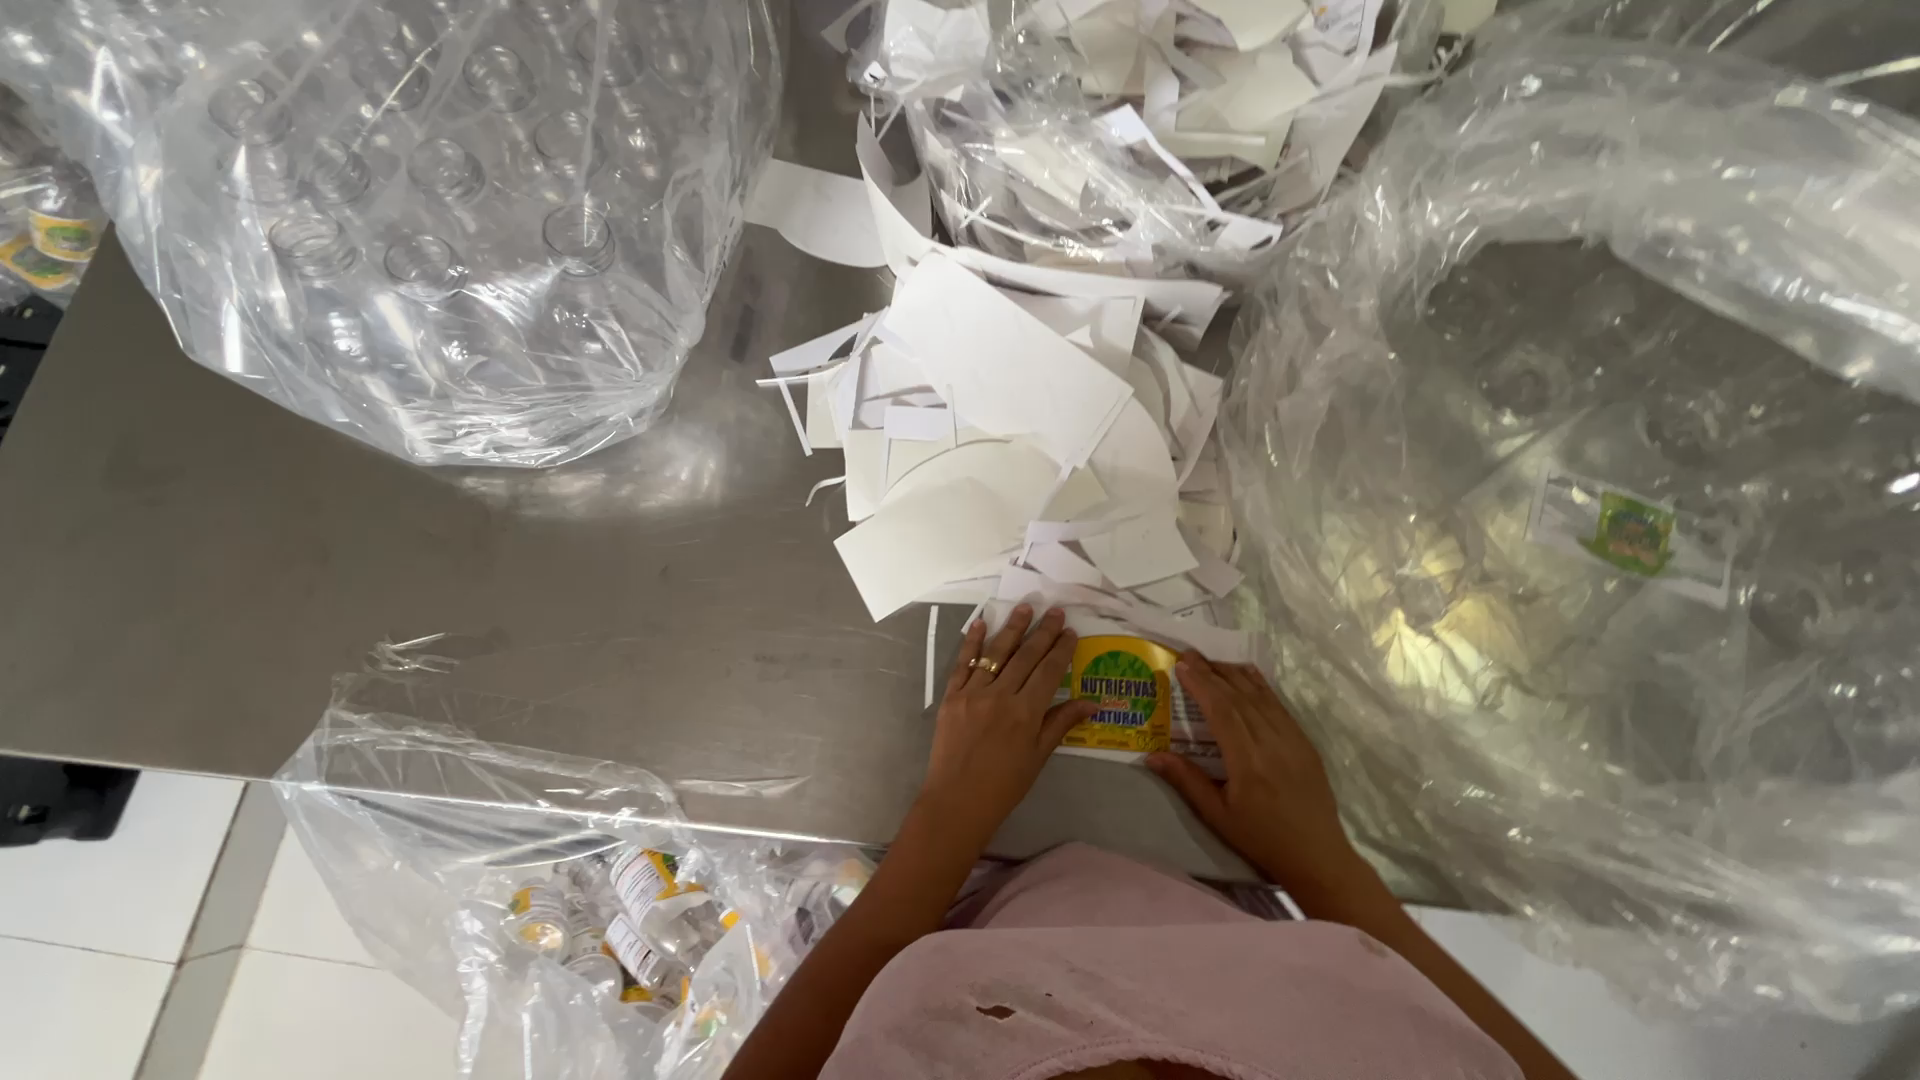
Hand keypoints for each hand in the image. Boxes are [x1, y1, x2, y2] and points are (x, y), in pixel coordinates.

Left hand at [918, 605, 1098, 848]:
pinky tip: (981, 624)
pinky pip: (963, 663)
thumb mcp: (1038, 756)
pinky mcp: (951, 697)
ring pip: (996, 653)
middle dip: (1043, 631)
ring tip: (1025, 608)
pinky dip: (972, 642)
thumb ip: (1061, 723)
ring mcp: (973, 693)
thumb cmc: (1004, 784)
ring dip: (1012, 628)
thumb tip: (1093, 703)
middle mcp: (1001, 695)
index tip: (1071, 631)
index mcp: (1026, 712)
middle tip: (1055, 611)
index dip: (1061, 649)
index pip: (1049, 671)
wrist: (957, 801)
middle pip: (1026, 656)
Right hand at [1147, 651, 1367, 892]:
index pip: (1222, 711)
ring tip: (1212, 660)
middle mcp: (1273, 743)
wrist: (1317, 857)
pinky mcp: (1305, 742)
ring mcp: (1293, 740)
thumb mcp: (1217, 815)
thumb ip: (1186, 780)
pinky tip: (1247, 675)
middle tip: (1190, 653)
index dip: (1202, 684)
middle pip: (1240, 697)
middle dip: (1213, 672)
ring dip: (1235, 674)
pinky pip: (1280, 706)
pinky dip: (1261, 686)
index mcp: (1248, 762)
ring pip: (1261, 696)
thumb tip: (1151, 755)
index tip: (1182, 665)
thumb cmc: (1261, 839)